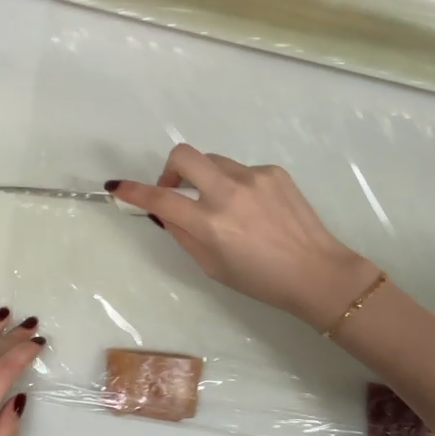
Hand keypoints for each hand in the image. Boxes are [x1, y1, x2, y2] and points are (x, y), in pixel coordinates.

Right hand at [110, 144, 381, 328]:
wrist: (316, 271)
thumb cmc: (261, 280)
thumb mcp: (213, 267)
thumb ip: (184, 235)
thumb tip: (164, 212)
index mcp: (211, 223)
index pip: (161, 199)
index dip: (135, 192)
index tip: (118, 187)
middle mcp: (229, 192)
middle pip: (184, 155)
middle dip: (169, 169)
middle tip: (175, 190)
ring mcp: (254, 177)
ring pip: (214, 162)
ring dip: (205, 179)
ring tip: (220, 207)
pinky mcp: (274, 172)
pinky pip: (241, 170)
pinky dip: (235, 185)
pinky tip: (253, 210)